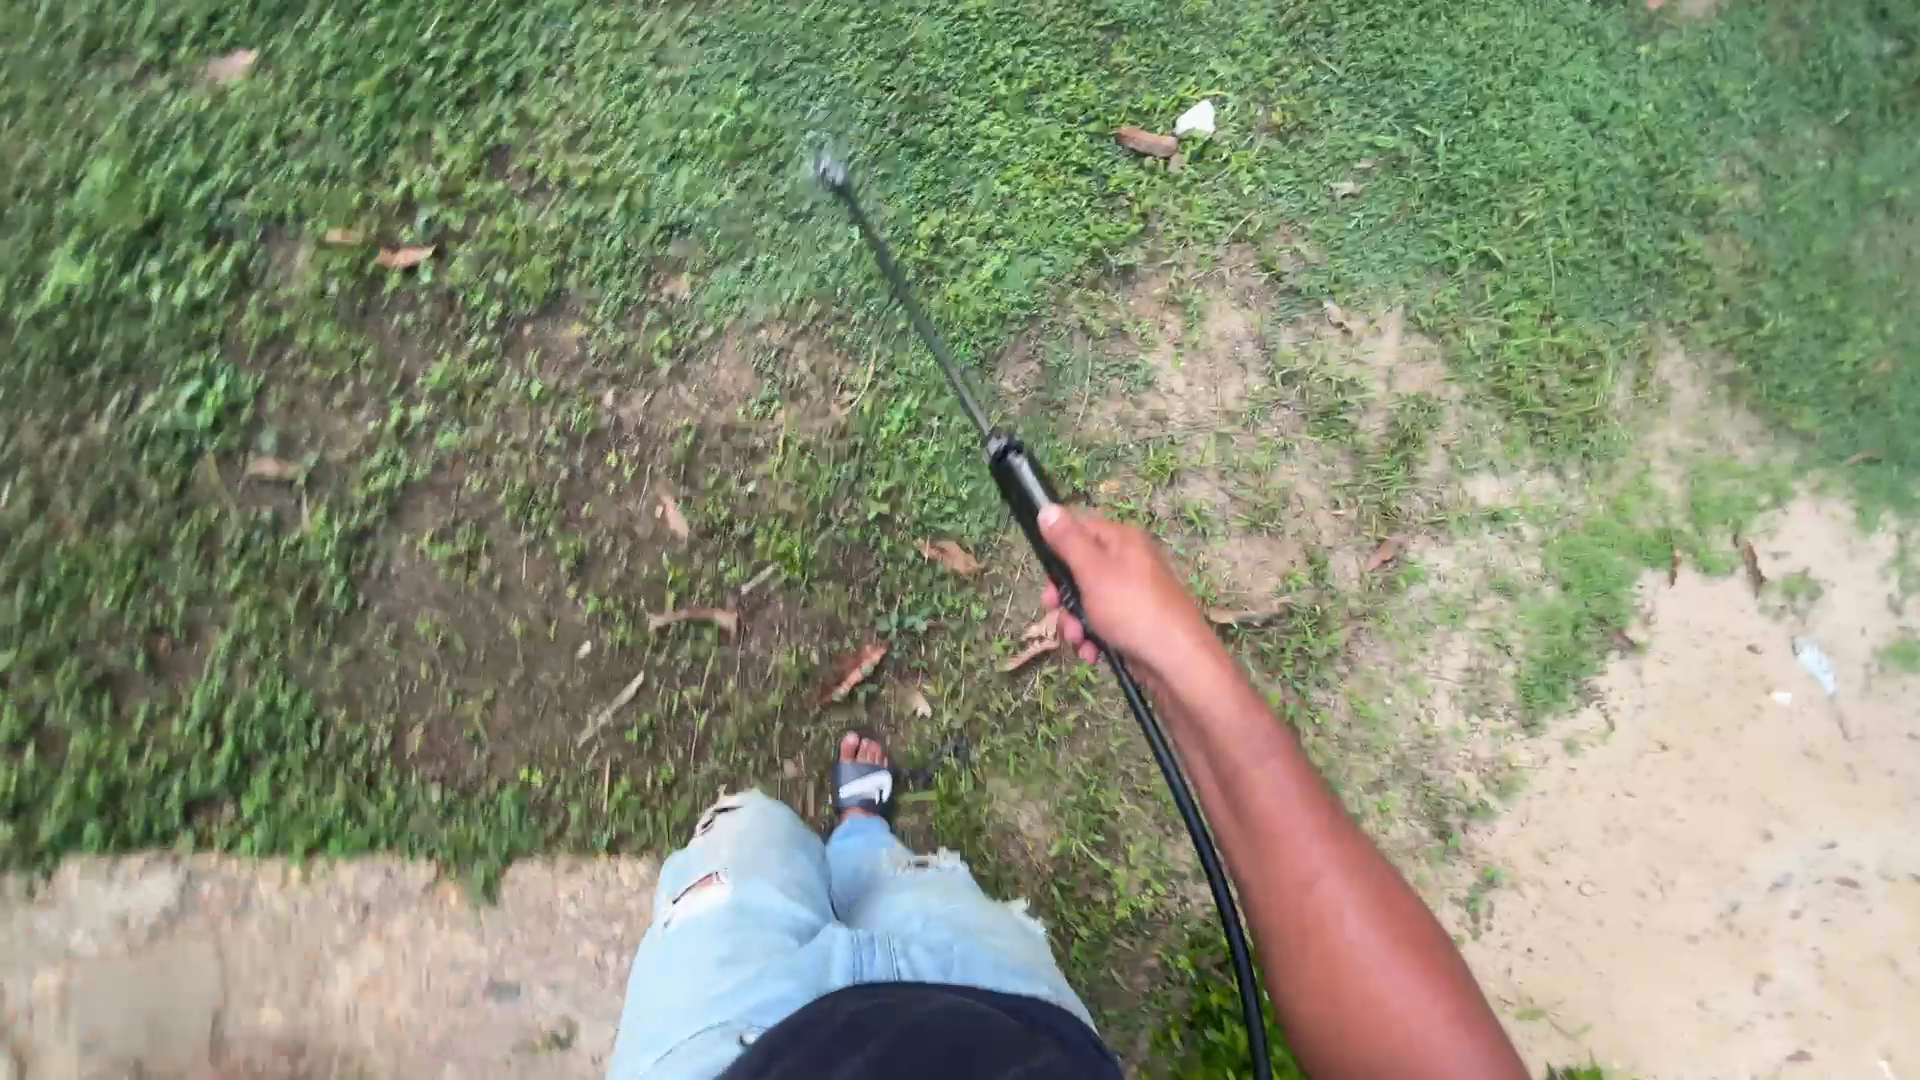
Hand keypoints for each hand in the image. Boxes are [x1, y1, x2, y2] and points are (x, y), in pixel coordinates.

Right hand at [1036, 504, 1215, 680]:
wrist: (1176, 660)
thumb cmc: (1132, 608)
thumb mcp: (1093, 570)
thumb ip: (1067, 540)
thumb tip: (1047, 509)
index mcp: (1122, 540)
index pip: (1079, 529)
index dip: (1057, 550)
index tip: (1048, 576)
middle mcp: (1128, 561)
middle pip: (1079, 568)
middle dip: (1063, 595)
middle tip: (1054, 610)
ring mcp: (1131, 592)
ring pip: (1087, 599)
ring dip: (1075, 621)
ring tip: (1079, 640)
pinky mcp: (1133, 620)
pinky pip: (1102, 621)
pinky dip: (1092, 636)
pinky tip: (1092, 652)